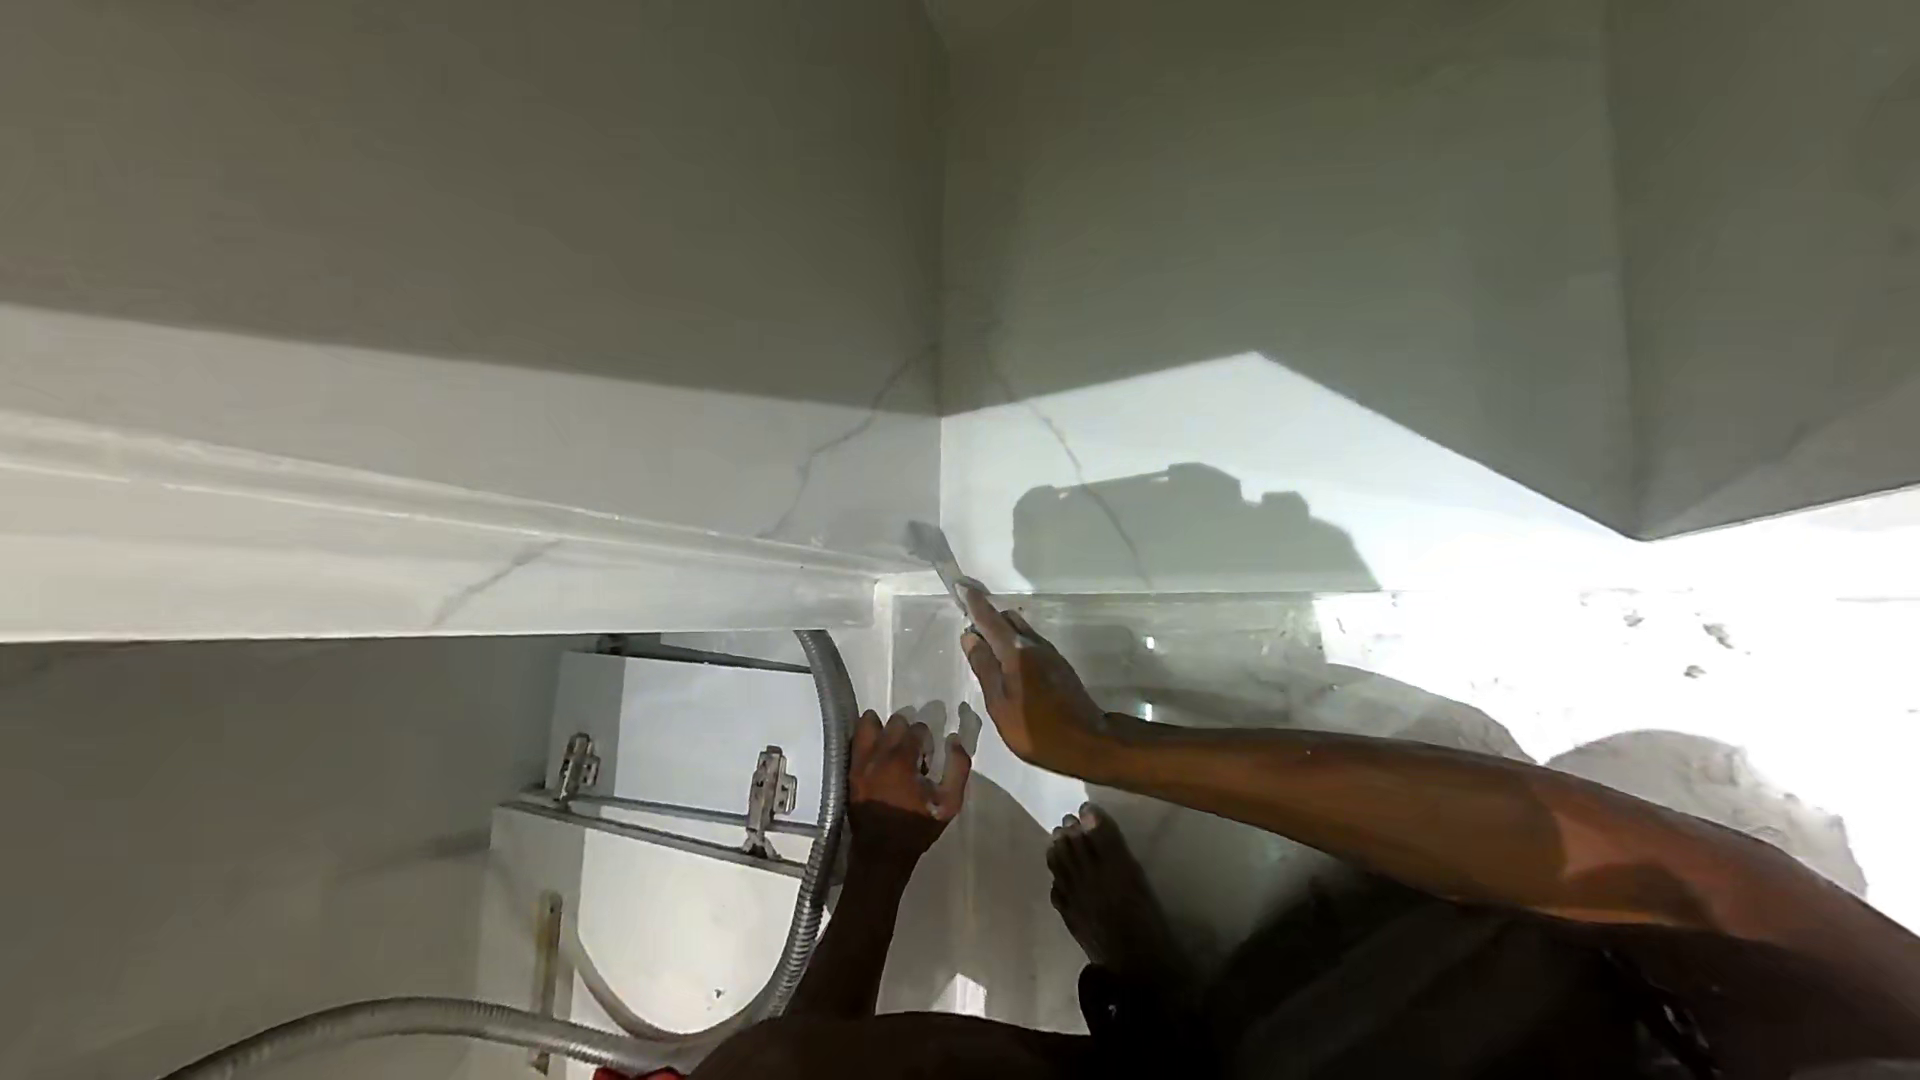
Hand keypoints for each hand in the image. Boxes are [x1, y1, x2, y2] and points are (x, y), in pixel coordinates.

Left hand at [847, 708, 970, 862]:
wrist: (882, 854)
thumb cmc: (916, 827)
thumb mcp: (950, 803)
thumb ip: (958, 767)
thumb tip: (954, 739)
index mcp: (902, 760)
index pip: (918, 729)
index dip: (927, 741)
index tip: (927, 758)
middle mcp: (878, 754)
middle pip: (894, 722)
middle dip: (906, 732)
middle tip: (911, 753)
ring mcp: (860, 762)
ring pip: (868, 723)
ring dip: (882, 729)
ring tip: (891, 748)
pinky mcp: (850, 770)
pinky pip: (855, 740)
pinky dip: (866, 739)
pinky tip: (876, 754)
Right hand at [960, 588, 1111, 770]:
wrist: (1087, 742)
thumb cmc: (1035, 728)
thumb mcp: (999, 702)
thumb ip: (984, 667)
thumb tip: (970, 636)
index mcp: (1015, 650)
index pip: (989, 618)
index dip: (974, 602)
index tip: (962, 586)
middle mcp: (1034, 644)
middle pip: (1007, 619)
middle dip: (988, 618)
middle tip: (970, 633)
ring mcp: (1050, 654)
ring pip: (1021, 631)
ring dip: (1003, 633)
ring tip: (987, 652)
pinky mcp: (1059, 666)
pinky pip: (1031, 643)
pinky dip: (1015, 645)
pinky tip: (1010, 666)